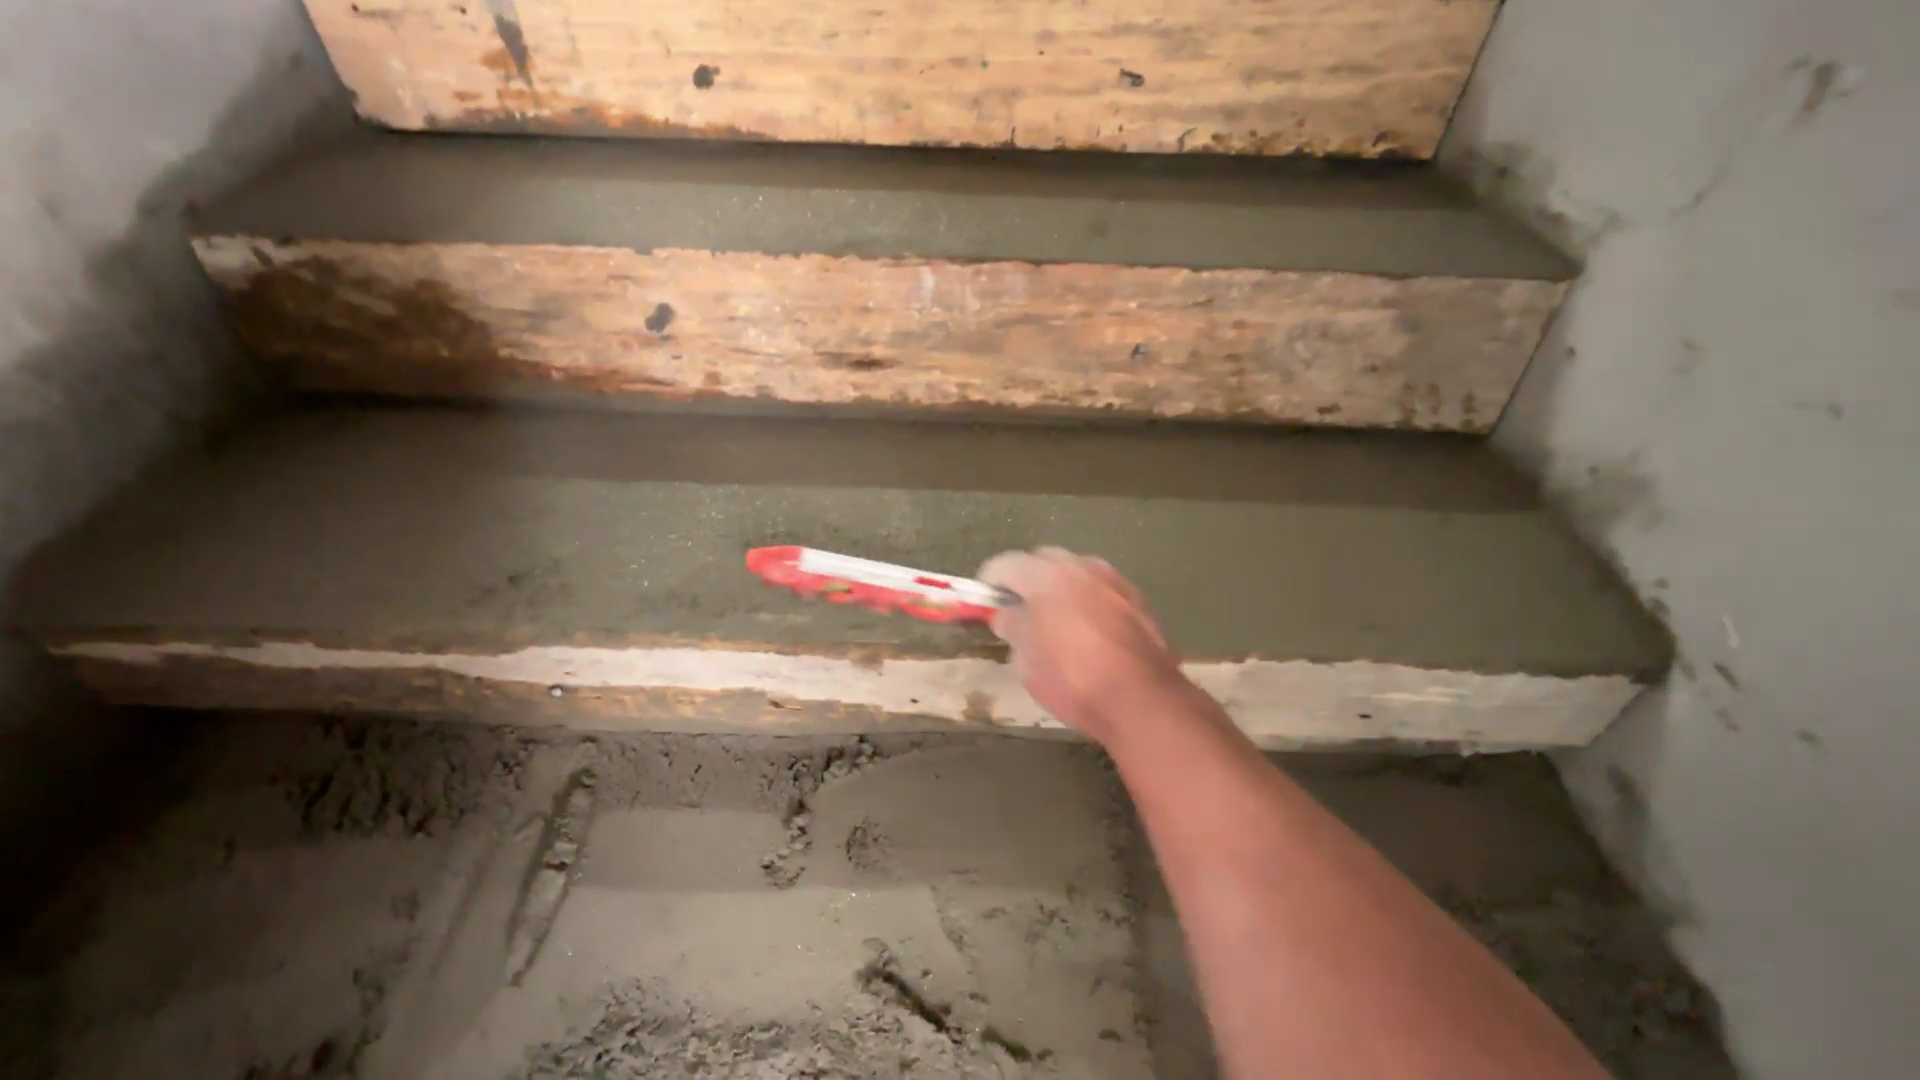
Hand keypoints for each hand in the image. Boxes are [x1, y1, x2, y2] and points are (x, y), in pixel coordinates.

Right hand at [976, 547, 1185, 746]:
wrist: (1141, 699)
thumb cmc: (1072, 679)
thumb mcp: (1026, 661)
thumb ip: (1012, 627)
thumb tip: (1008, 615)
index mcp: (1047, 576)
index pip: (1004, 564)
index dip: (989, 583)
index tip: (984, 603)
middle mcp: (1082, 567)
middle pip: (1043, 561)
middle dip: (1026, 580)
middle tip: (1018, 610)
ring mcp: (1115, 581)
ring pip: (1077, 574)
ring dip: (1061, 589)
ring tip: (1055, 621)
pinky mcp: (1139, 601)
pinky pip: (1102, 592)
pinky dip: (1089, 603)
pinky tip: (1089, 632)